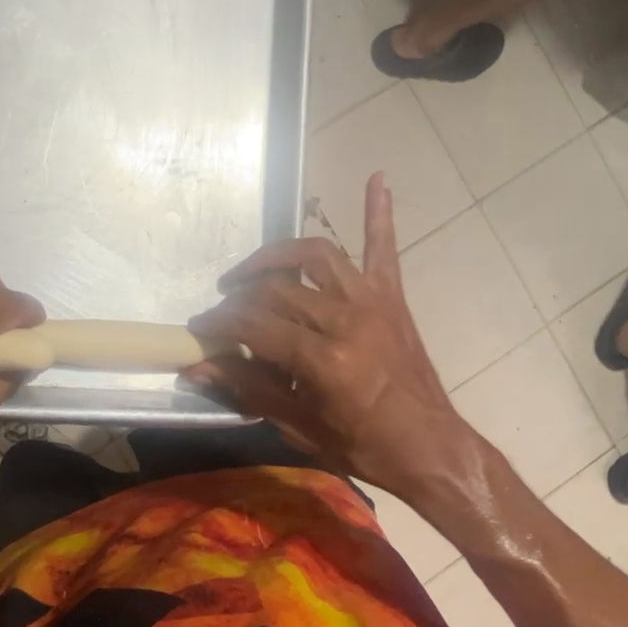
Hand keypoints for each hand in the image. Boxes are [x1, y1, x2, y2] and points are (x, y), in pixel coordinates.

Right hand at [186, 174, 495, 502]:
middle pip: (277, 291)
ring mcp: (372, 302)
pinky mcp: (393, 298)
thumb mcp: (298, 424)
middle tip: (223, 314)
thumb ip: (248, 387)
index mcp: (322, 358)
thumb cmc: (363, 447)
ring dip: (278, 256)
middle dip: (240, 300)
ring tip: (253, 271)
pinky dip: (378, 213)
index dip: (219, 324)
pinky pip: (383, 248)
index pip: (254, 326)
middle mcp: (346, 319)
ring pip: (316, 257)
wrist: (431, 449)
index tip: (197, 328)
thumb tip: (197, 368)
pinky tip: (376, 177)